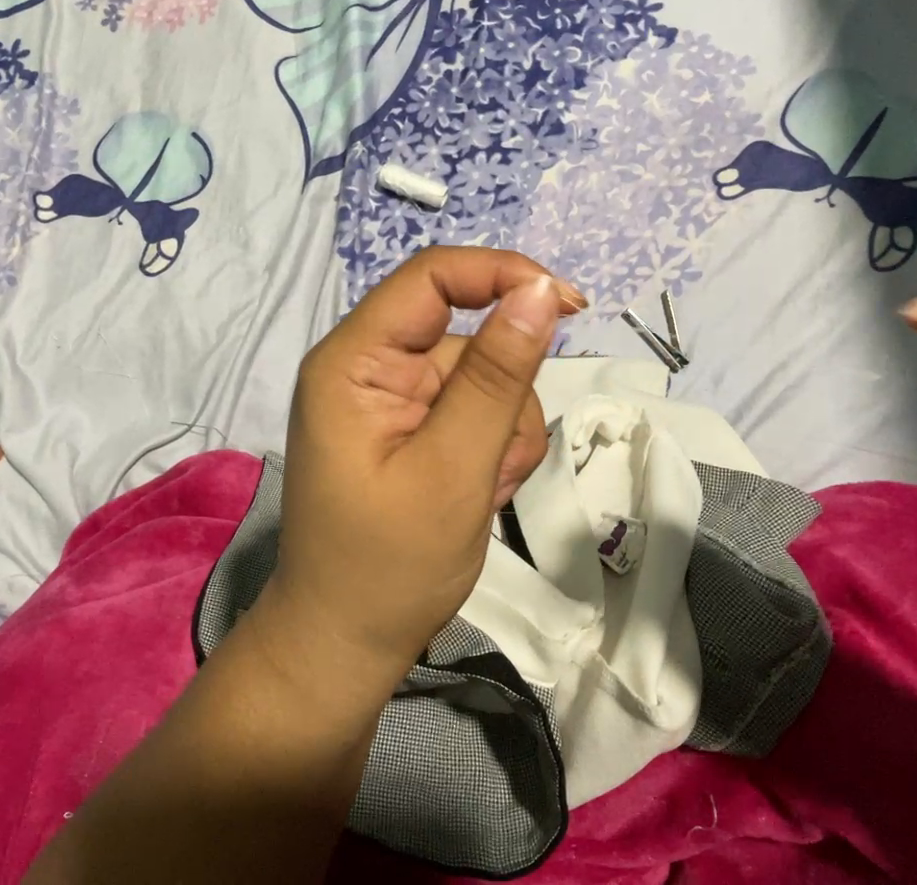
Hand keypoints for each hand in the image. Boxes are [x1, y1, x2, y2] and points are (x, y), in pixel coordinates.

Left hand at [268, 247, 583, 673]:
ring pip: (480, 380)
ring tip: (481, 492)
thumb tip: (538, 291)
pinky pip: (471, 414)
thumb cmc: (388, 565)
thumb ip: (497, 377)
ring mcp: (386, 402)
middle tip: (497, 467)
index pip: (430, 278)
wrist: (347, 641)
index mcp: (352, 361)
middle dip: (503, 397)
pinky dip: (490, 450)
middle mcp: (364, 368)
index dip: (502, 275)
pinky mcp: (406, 432)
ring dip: (502, 432)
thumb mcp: (453, 467)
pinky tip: (476, 496)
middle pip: (465, 338)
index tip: (569, 307)